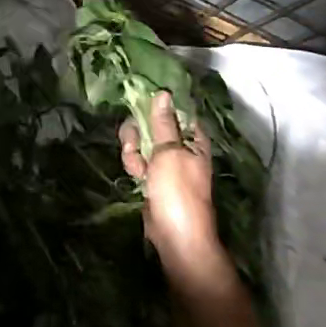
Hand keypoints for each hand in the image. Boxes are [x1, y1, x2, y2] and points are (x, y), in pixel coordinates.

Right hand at [119, 90, 222, 271]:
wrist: (175, 233)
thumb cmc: (178, 190)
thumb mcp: (169, 152)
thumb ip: (163, 123)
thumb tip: (164, 93)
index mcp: (192, 139)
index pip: (174, 111)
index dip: (156, 106)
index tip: (138, 106)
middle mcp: (180, 147)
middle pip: (150, 125)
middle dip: (137, 133)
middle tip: (136, 145)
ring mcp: (165, 162)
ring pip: (140, 142)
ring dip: (133, 152)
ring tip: (139, 169)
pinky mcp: (152, 176)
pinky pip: (137, 160)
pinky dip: (134, 166)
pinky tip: (136, 177)